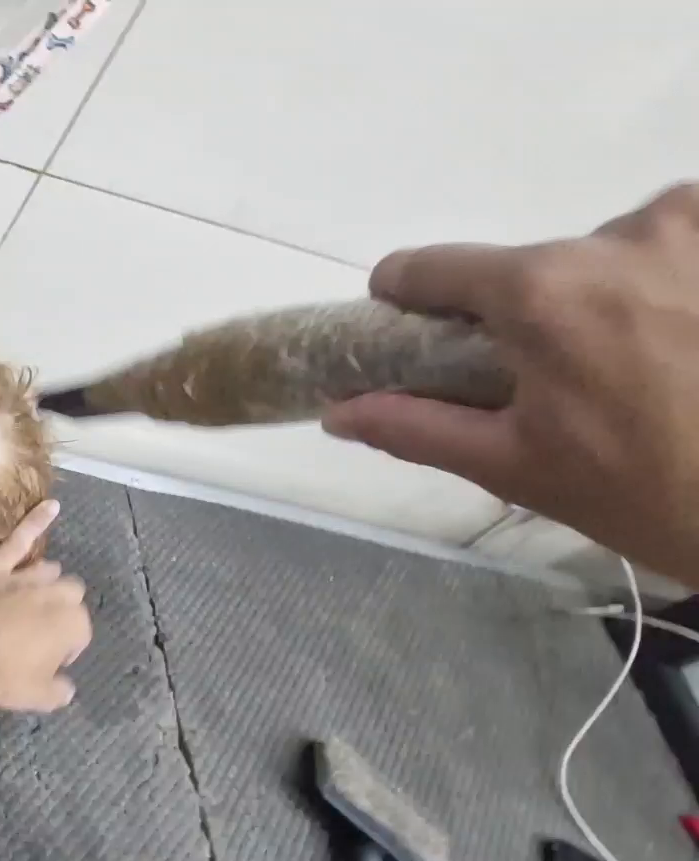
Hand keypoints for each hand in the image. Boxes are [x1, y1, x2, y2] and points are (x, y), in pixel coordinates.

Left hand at [0, 501, 91, 715]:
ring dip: (43, 584)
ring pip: (46, 572)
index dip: (61, 647)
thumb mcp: (41, 697)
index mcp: (74, 623)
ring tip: (27, 601)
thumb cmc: (2, 681)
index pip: (78, 632)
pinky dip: (35, 521)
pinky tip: (50, 506)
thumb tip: (63, 687)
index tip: (45, 659)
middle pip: (67, 595)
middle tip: (36, 632)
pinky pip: (17, 540)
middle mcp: (55, 594)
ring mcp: (23, 578)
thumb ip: (59, 688)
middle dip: (58, 610)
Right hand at [322, 183, 698, 584]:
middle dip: (538, 312)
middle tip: (573, 378)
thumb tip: (337, 413)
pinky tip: (692, 329)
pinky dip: (682, 275)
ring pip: (620, 246)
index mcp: (542, 291)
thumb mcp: (512, 466)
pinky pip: (690, 236)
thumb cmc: (653, 488)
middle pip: (534, 263)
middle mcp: (627, 232)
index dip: (407, 298)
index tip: (420, 330)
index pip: (429, 267)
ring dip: (619, 289)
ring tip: (659, 356)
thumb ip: (412, 427)